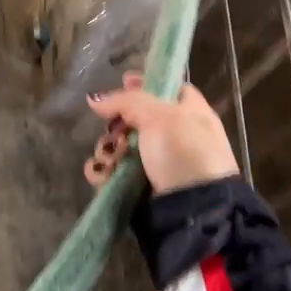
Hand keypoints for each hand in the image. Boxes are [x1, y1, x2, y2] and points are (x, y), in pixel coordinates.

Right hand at [86, 73, 239, 193]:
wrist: (195, 208)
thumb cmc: (185, 153)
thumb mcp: (160, 116)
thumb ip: (126, 102)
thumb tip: (94, 99)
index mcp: (190, 113)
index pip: (168, 89)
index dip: (145, 84)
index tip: (122, 82)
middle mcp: (173, 136)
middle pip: (133, 119)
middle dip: (116, 124)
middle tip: (114, 132)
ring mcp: (156, 163)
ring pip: (119, 146)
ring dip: (107, 150)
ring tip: (110, 159)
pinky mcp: (140, 186)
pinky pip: (113, 172)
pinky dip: (103, 172)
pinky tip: (102, 173)